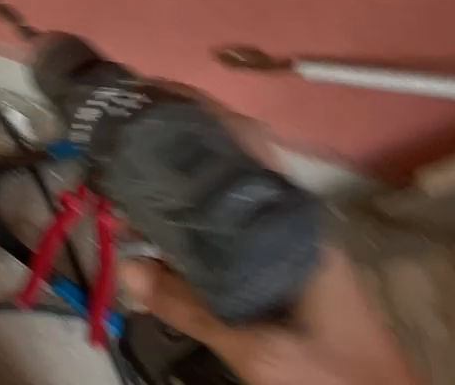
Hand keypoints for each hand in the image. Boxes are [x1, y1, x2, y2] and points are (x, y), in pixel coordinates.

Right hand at [118, 91, 419, 384]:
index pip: (245, 142)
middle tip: (122, 133)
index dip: (199, 114)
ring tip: (124, 172)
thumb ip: (193, 308)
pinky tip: (153, 222)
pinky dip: (186, 216)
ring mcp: (281, 244)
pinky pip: (221, 228)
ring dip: (176, 181)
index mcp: (293, 222)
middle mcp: (287, 220)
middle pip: (226, 163)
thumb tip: (125, 267)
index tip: (152, 96)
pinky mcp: (273, 271)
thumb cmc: (332, 376)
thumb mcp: (260, 351)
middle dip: (176, 145)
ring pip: (220, 195)